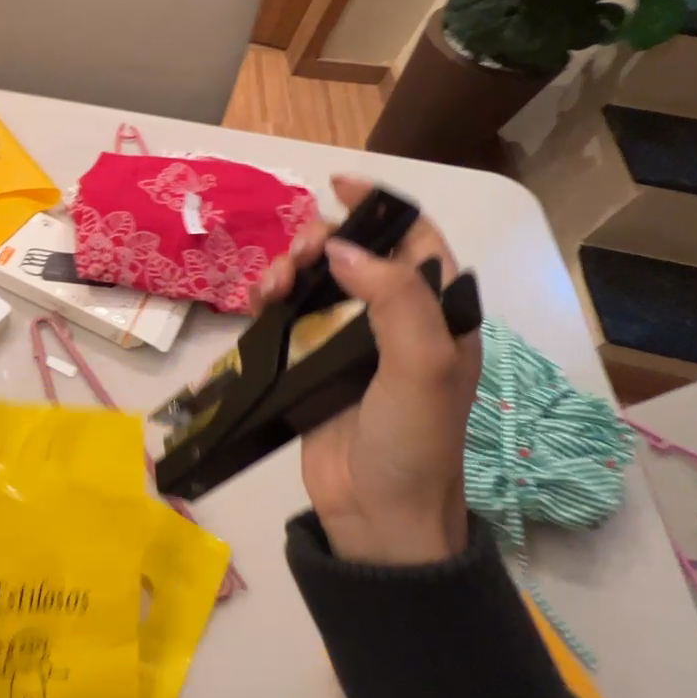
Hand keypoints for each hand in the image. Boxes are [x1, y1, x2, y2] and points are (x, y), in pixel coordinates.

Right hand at [250, 176, 481, 565]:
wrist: (376, 513)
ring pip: (318, 282)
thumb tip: (341, 248)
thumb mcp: (420, 368)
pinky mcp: (313, 364)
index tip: (337, 184)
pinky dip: (272, 301)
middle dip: (322, 241)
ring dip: (290, 271)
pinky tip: (257, 304)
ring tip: (269, 286)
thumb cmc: (411, 440)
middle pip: (357, 255)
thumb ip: (395, 300)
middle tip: (294, 257)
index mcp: (439, 314)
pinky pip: (290, 317)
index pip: (416, 239)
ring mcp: (352, 343)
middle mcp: (397, 320)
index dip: (381, 205)